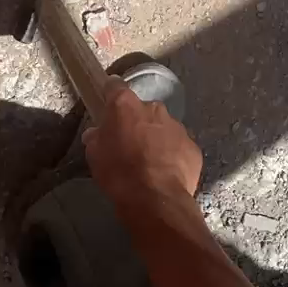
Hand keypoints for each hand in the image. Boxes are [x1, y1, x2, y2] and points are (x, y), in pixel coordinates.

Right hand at [83, 76, 201, 218]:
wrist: (155, 200)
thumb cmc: (118, 173)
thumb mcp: (95, 155)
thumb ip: (96, 138)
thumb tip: (95, 133)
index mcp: (125, 105)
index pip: (115, 86)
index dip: (110, 93)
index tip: (108, 102)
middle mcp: (153, 108)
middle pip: (142, 109)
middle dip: (136, 121)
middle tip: (130, 143)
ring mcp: (176, 126)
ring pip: (163, 126)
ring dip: (156, 138)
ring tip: (150, 162)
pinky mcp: (192, 146)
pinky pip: (178, 146)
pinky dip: (173, 155)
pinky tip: (166, 173)